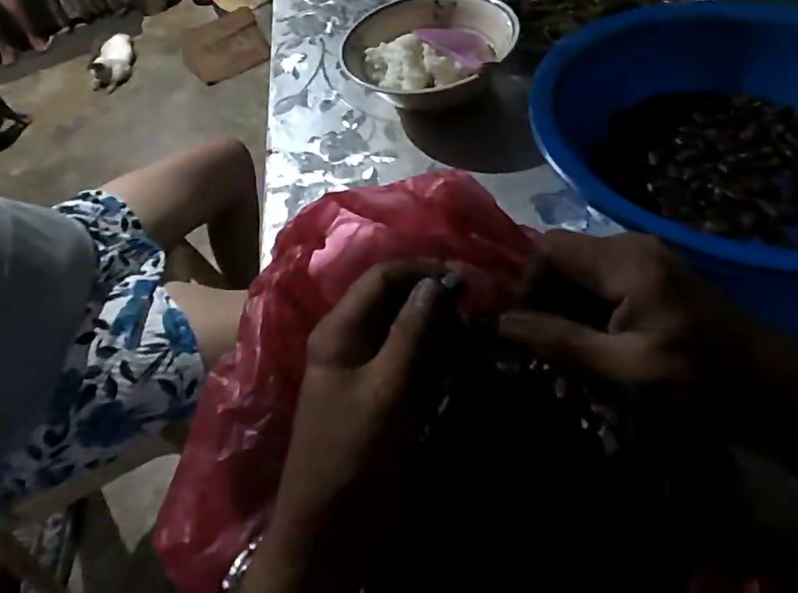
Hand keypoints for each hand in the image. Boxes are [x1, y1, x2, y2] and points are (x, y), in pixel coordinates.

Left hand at [245, 260, 453, 592]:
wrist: (325, 527)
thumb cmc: (351, 453)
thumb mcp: (385, 390)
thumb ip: (410, 333)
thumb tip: (436, 282)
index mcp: (339, 327)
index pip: (382, 276)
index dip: (422, 270)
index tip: (464, 278)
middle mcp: (347, 334)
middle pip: (391, 296)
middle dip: (431, 295)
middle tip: (473, 305)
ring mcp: (360, 361)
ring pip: (400, 323)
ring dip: (434, 321)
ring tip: (470, 329)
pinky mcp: (373, 386)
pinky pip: (403, 352)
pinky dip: (429, 348)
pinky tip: (456, 354)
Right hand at [498, 231, 742, 409]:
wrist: (778, 385)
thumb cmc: (703, 380)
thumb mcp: (627, 369)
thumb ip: (562, 341)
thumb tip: (503, 323)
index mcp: (624, 260)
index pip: (548, 247)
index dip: (525, 283)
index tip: (522, 328)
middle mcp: (630, 244)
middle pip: (563, 258)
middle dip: (545, 303)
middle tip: (543, 353)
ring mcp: (646, 256)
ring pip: (581, 271)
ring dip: (567, 312)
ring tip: (568, 362)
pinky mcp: (656, 272)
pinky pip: (605, 281)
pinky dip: (591, 311)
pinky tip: (596, 350)